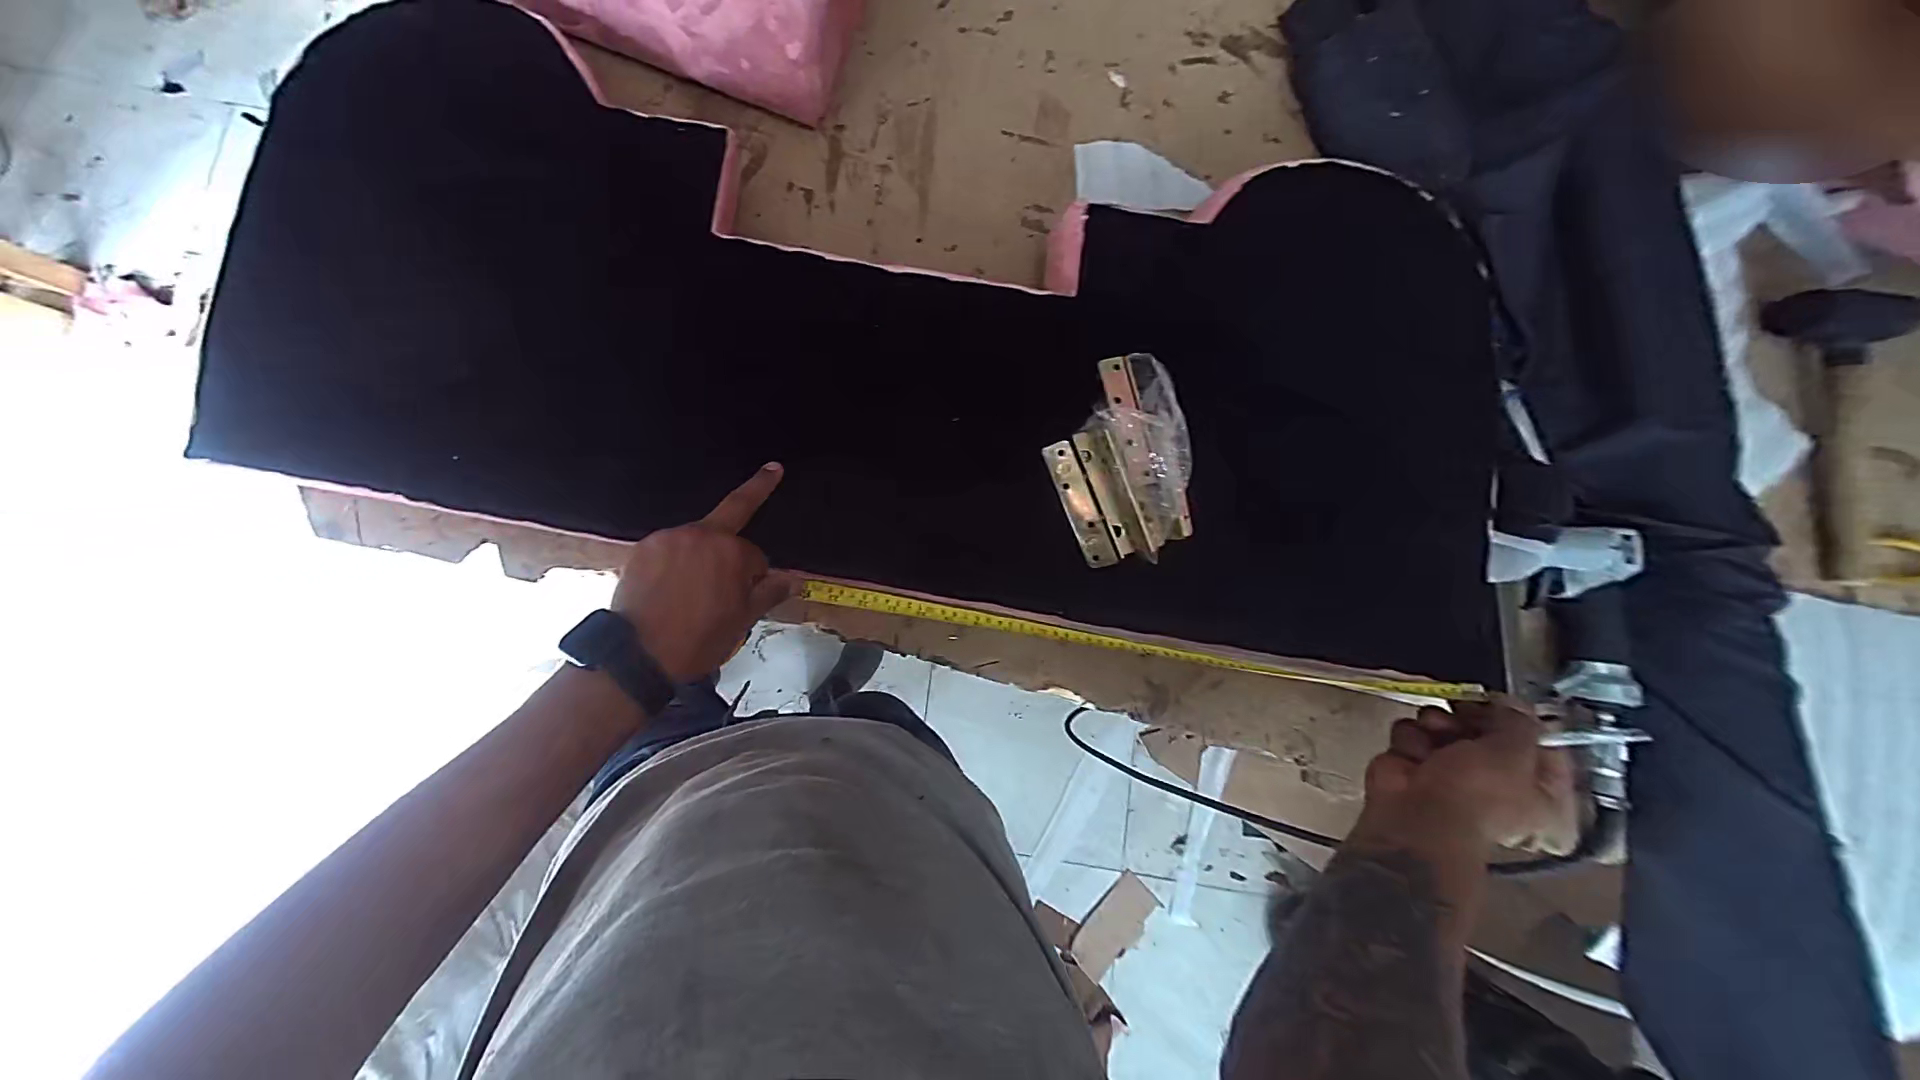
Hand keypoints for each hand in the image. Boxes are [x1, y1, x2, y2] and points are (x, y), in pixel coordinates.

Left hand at [611, 463, 796, 682]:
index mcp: (733, 552)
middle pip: (728, 532)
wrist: (640, 656)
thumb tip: (792, 581)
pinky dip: (675, 562)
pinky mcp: (645, 547)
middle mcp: (701, 535)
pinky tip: (671, 588)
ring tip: (693, 591)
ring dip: (702, 556)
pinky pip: (670, 548)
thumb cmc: (697, 640)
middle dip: (736, 540)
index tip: (748, 593)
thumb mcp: (743, 620)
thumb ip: (770, 592)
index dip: (755, 576)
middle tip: (758, 511)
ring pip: (697, 541)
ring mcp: (669, 539)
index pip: (756, 555)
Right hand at [1354, 694, 1576, 854]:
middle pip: (1490, 732)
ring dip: (1438, 723)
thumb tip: (1509, 701)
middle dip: (1474, 718)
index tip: (1506, 703)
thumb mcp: (1514, 752)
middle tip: (1464, 710)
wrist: (1417, 816)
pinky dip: (1411, 737)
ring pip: (1447, 727)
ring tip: (1432, 730)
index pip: (1544, 745)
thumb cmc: (1477, 791)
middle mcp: (1502, 785)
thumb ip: (1518, 721)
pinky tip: (1412, 749)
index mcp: (1545, 795)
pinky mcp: (1414, 764)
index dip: (1524, 721)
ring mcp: (1453, 773)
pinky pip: (1414, 734)